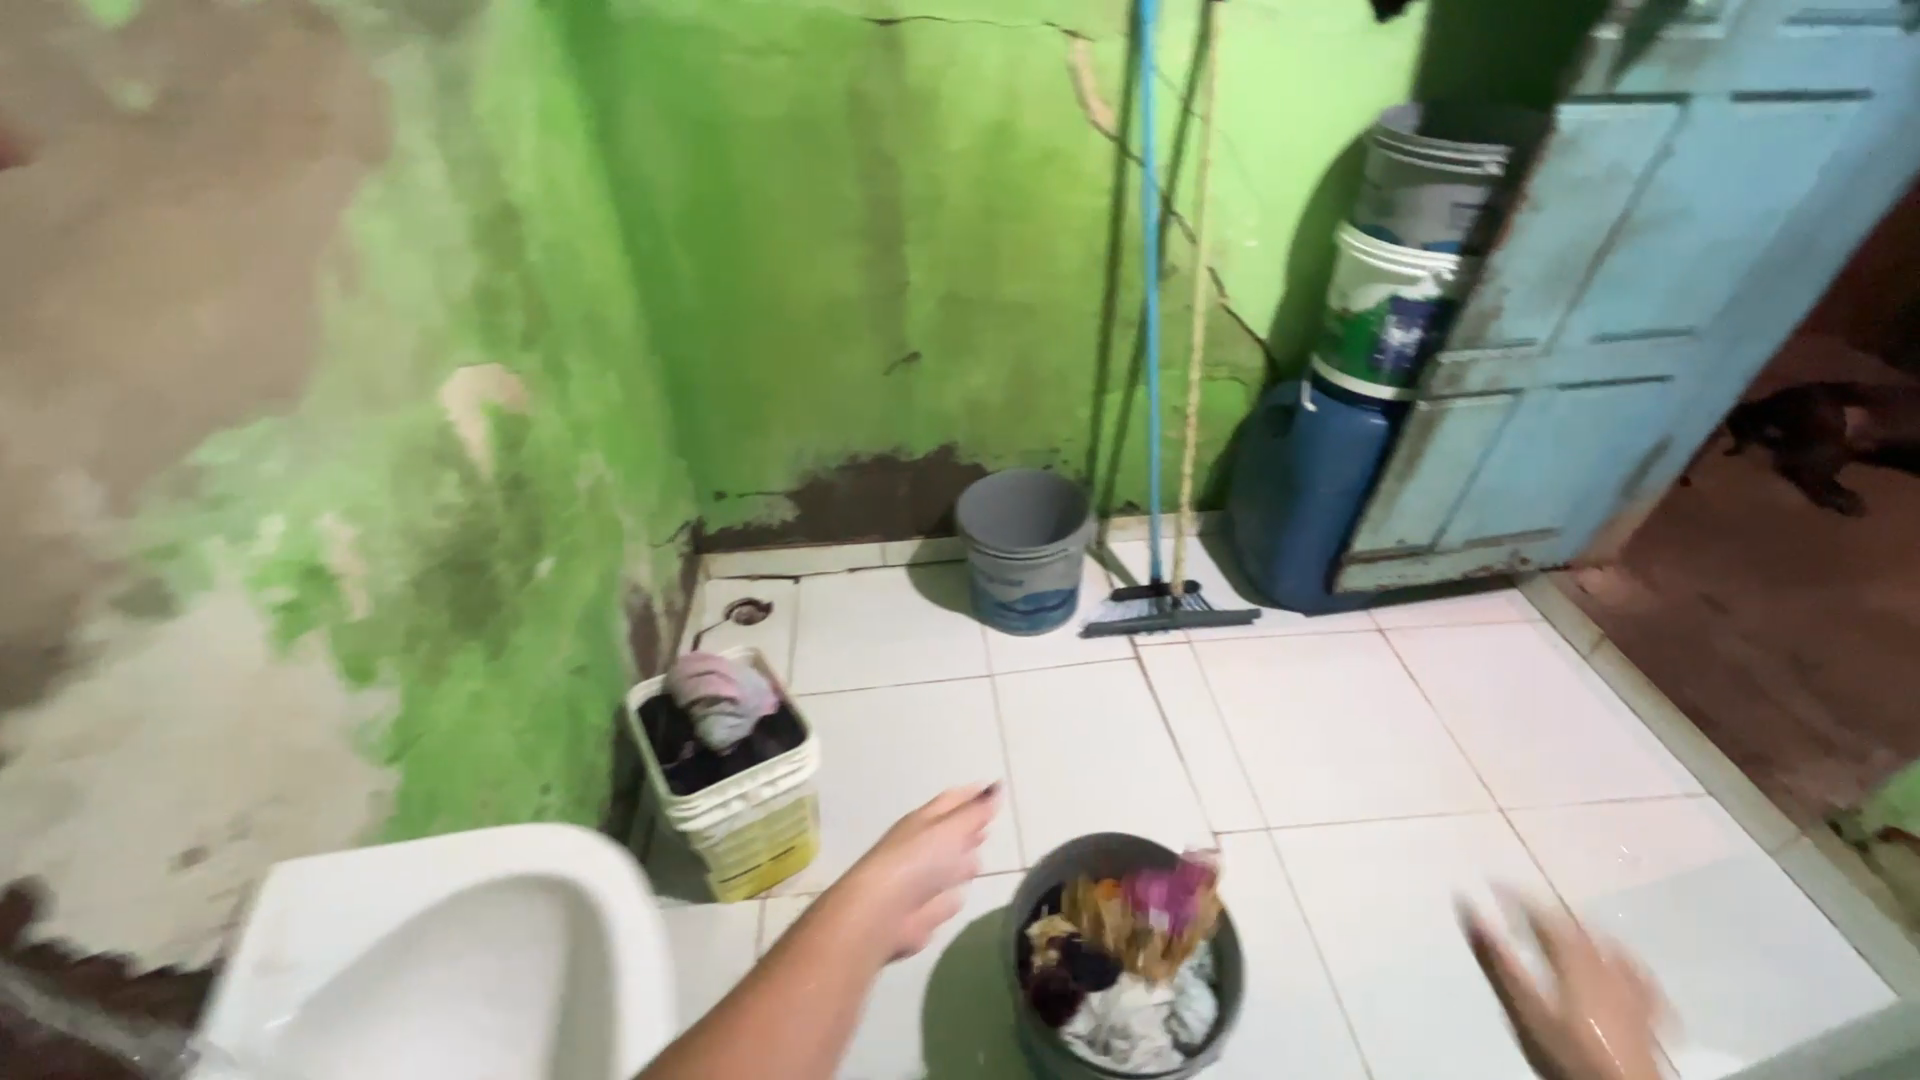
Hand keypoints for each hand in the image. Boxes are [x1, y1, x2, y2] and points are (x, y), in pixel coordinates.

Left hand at [825, 784, 1000, 960]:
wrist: (883, 912)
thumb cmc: (918, 861)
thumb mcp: (952, 829)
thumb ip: (976, 812)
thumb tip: (997, 788)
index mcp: (925, 820)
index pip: (953, 801)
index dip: (973, 795)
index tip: (995, 789)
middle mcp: (922, 845)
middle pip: (951, 834)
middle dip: (969, 831)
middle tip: (987, 828)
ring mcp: (920, 879)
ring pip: (951, 867)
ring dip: (963, 865)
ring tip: (975, 863)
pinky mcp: (923, 910)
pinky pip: (946, 898)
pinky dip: (951, 898)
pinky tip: (954, 897)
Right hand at [1461, 889, 1667, 1079]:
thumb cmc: (1564, 1050)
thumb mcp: (1523, 1008)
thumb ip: (1497, 959)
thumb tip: (1469, 909)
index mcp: (1574, 960)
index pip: (1542, 915)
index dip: (1516, 896)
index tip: (1492, 883)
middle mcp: (1605, 965)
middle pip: (1576, 926)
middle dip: (1547, 910)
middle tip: (1521, 905)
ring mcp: (1631, 988)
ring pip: (1608, 944)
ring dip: (1581, 928)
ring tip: (1562, 927)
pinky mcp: (1648, 1011)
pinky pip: (1639, 975)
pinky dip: (1621, 959)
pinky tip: (1616, 962)